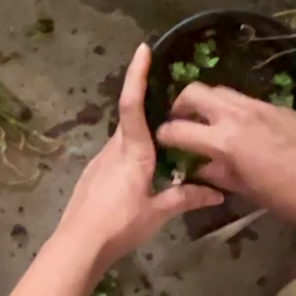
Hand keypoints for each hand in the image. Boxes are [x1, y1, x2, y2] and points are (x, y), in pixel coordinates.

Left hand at [53, 45, 224, 270]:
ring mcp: (99, 162)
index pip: (133, 104)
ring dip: (143, 138)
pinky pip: (116, 156)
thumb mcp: (158, 213)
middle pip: (132, 120)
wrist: (78, 246)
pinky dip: (131, 155)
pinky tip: (143, 173)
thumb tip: (217, 194)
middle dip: (149, 108)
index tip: (143, 49)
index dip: (137, 74)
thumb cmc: (119, 225)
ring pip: (124, 140)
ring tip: (166, 144)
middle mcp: (113, 149)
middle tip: (174, 104)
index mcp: (132, 151)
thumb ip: (186, 198)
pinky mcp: (93, 176)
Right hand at [155, 82, 295, 226]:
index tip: (161, 142)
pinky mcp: (278, 107)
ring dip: (206, 103)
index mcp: (225, 141)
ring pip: (220, 91)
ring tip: (207, 123)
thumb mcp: (247, 190)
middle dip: (180, 105)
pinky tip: (240, 128)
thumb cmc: (290, 199)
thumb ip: (218, 174)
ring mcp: (260, 107)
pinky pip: (245, 100)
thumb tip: (200, 167)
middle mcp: (238, 115)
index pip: (178, 130)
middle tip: (180, 122)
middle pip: (195, 93)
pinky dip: (232, 108)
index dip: (164, 135)